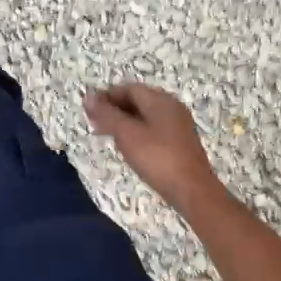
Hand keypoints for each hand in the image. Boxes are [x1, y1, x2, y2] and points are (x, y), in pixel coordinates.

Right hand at [83, 83, 222, 207]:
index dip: (106, 96)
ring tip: (108, 136)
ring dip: (124, 122)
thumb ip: (106, 114)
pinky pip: (154, 129)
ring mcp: (178, 126)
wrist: (193, 191)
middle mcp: (172, 108)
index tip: (89, 110)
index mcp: (160, 100)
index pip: (128, 89)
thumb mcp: (126, 134)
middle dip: (114, 109)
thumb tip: (87, 96)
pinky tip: (128, 147)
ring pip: (145, 116)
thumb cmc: (157, 158)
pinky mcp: (180, 143)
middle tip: (95, 123)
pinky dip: (137, 133)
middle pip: (137, 101)